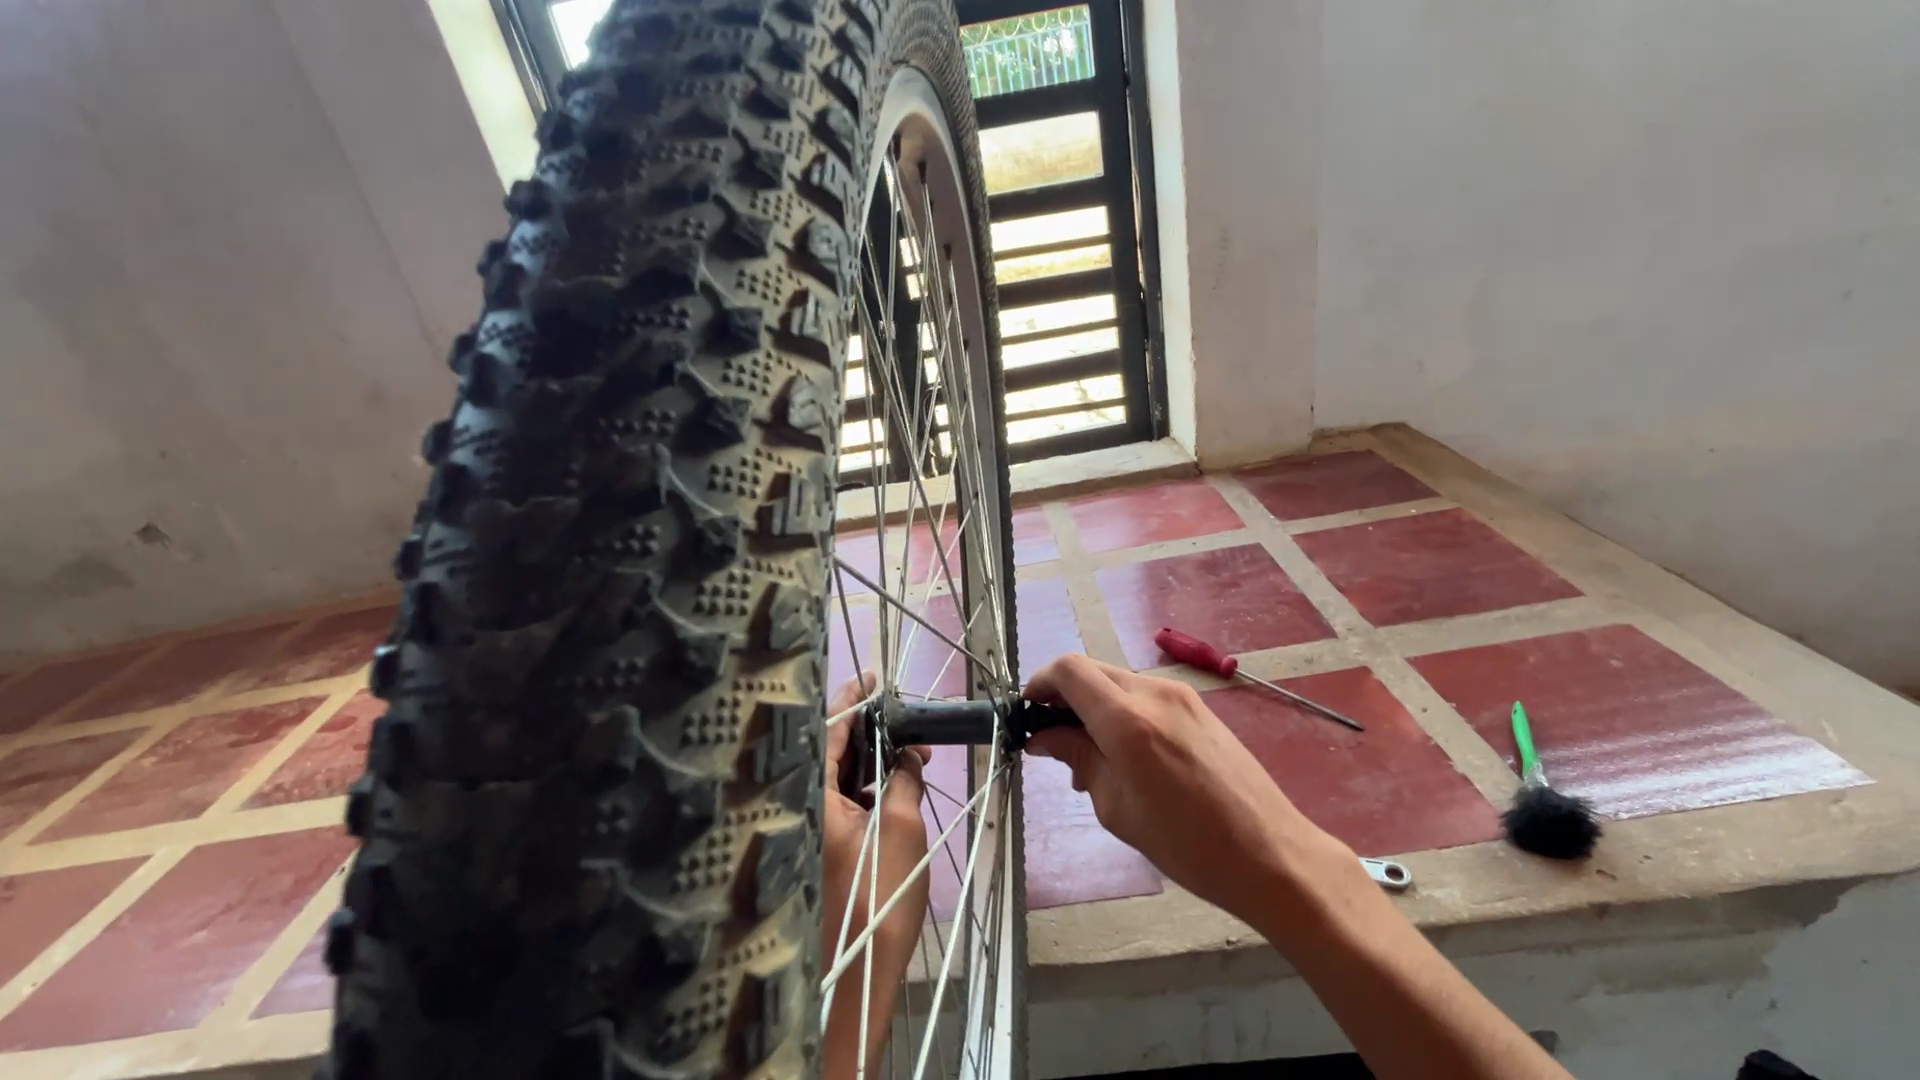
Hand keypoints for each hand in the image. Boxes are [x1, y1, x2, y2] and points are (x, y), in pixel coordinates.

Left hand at [819, 672, 930, 1079]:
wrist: (860, 966)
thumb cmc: (880, 893)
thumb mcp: (900, 827)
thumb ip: (902, 779)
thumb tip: (908, 754)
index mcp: (811, 795)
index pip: (829, 731)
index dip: (852, 699)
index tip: (874, 676)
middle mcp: (805, 804)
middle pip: (832, 750)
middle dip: (867, 727)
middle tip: (900, 709)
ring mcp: (814, 824)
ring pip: (841, 775)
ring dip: (873, 757)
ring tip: (910, 744)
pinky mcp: (826, 842)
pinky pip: (845, 799)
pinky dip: (869, 785)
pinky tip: (897, 780)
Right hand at [1024, 654, 1351, 923]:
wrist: (1272, 853)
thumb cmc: (1188, 844)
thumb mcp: (1117, 808)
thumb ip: (1078, 760)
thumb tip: (1044, 737)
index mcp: (1128, 719)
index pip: (1069, 670)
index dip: (1040, 683)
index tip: (1027, 713)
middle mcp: (1153, 693)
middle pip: (1092, 671)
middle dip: (1063, 696)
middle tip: (1051, 740)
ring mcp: (1181, 696)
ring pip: (1118, 683)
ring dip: (1093, 706)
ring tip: (1089, 758)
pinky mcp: (1199, 708)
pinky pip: (1145, 697)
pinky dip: (1121, 712)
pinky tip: (1125, 756)